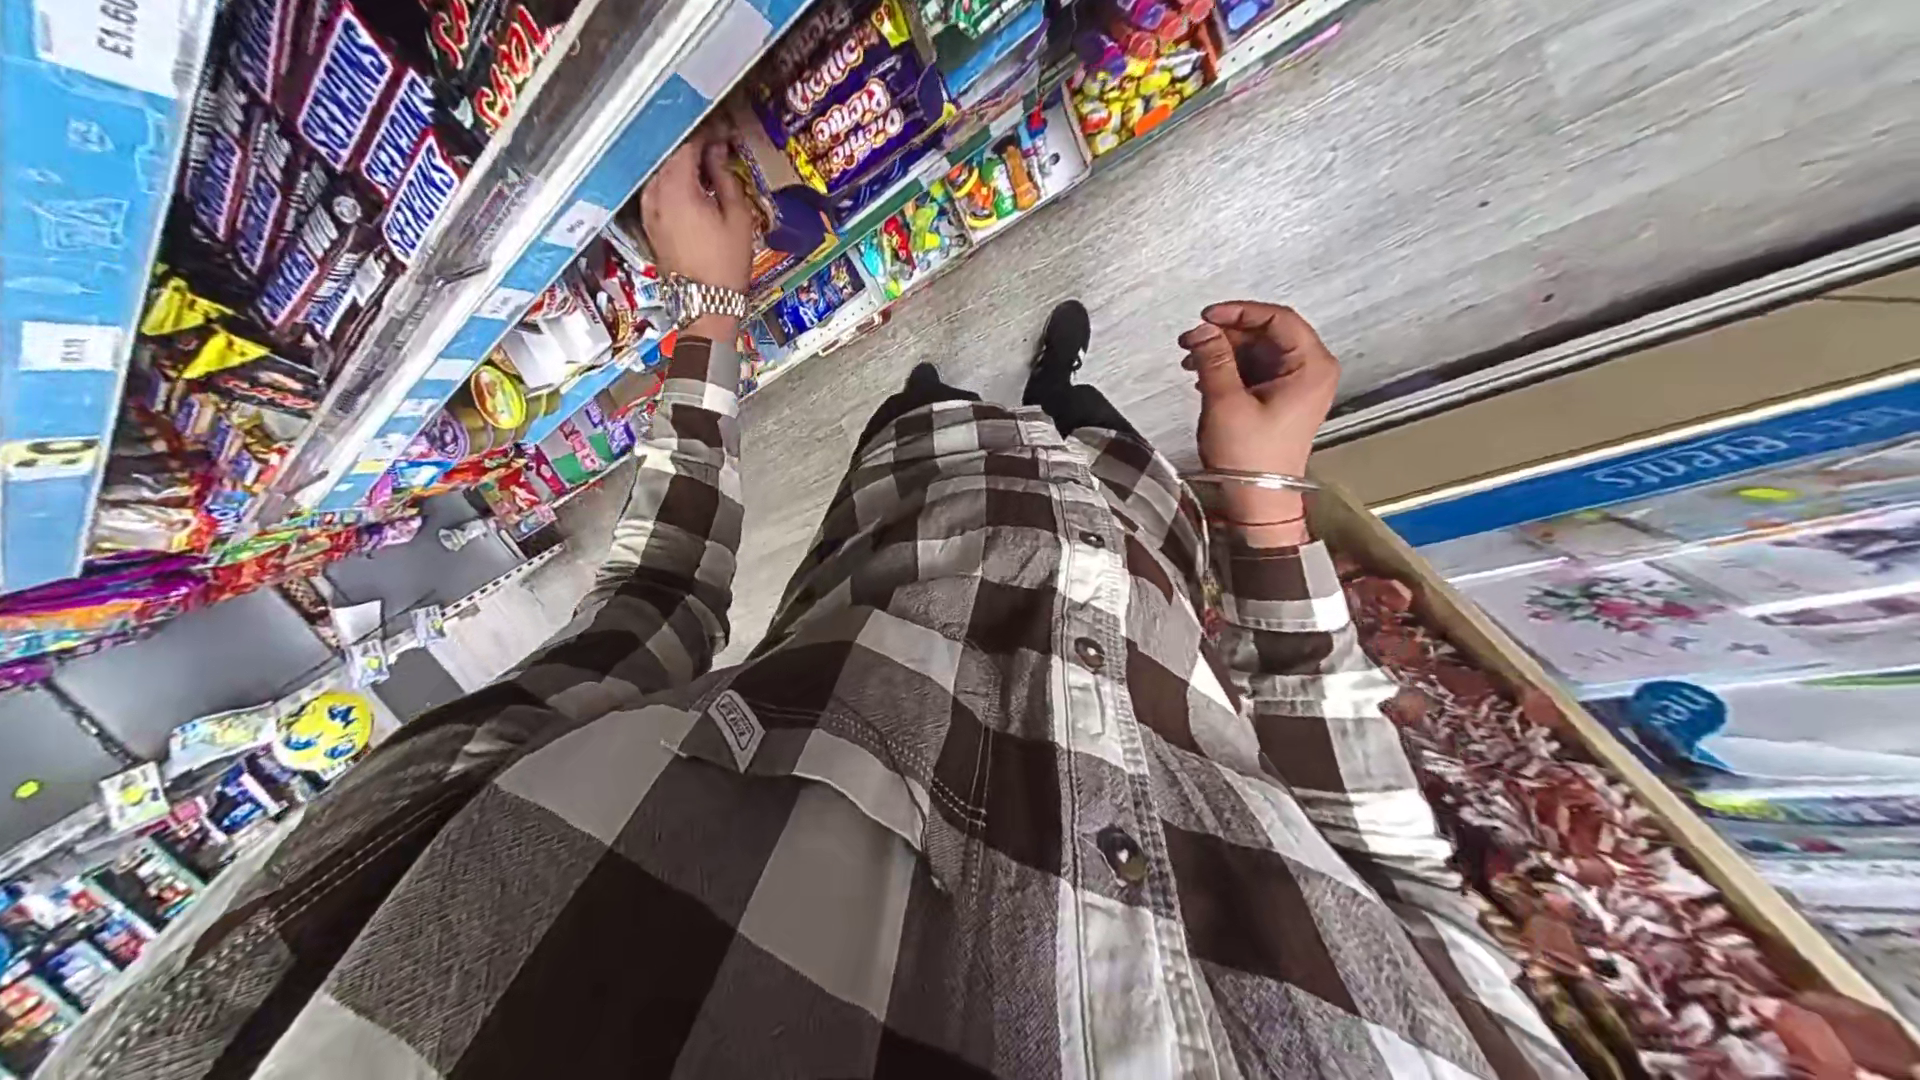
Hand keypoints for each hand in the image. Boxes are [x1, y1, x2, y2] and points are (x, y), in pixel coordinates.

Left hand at [639, 136, 754, 336]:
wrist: (707, 303)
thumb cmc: (727, 264)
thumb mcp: (737, 218)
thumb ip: (725, 178)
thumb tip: (717, 154)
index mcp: (677, 188)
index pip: (688, 145)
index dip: (707, 135)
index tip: (724, 134)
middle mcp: (656, 193)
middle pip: (671, 155)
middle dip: (693, 148)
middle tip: (717, 148)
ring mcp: (648, 209)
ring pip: (662, 173)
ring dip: (681, 166)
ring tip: (705, 169)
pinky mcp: (650, 224)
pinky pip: (658, 191)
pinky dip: (673, 184)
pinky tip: (691, 190)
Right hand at [1177, 301, 1339, 545]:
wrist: (1256, 499)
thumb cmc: (1251, 460)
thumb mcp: (1226, 403)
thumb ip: (1213, 360)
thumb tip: (1202, 331)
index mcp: (1311, 368)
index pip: (1278, 319)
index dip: (1239, 313)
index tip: (1208, 316)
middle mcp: (1309, 372)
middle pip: (1267, 334)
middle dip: (1226, 334)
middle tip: (1192, 339)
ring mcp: (1295, 387)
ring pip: (1257, 351)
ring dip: (1223, 352)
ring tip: (1192, 359)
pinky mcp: (1278, 400)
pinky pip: (1254, 370)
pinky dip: (1228, 368)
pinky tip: (1204, 376)